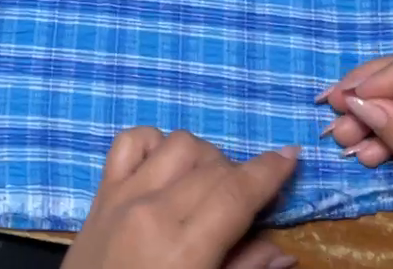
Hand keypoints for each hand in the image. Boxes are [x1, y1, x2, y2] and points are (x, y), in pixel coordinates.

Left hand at [62, 127, 300, 268]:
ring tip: (208, 187)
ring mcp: (122, 196)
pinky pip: (129, 141)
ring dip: (203, 158)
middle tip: (250, 201)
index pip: (236, 192)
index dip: (269, 170)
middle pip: (213, 167)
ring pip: (178, 143)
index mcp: (183, 249)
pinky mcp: (99, 194)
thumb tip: (283, 251)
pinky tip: (166, 167)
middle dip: (241, 175)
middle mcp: (152, 210)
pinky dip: (154, 144)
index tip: (292, 155)